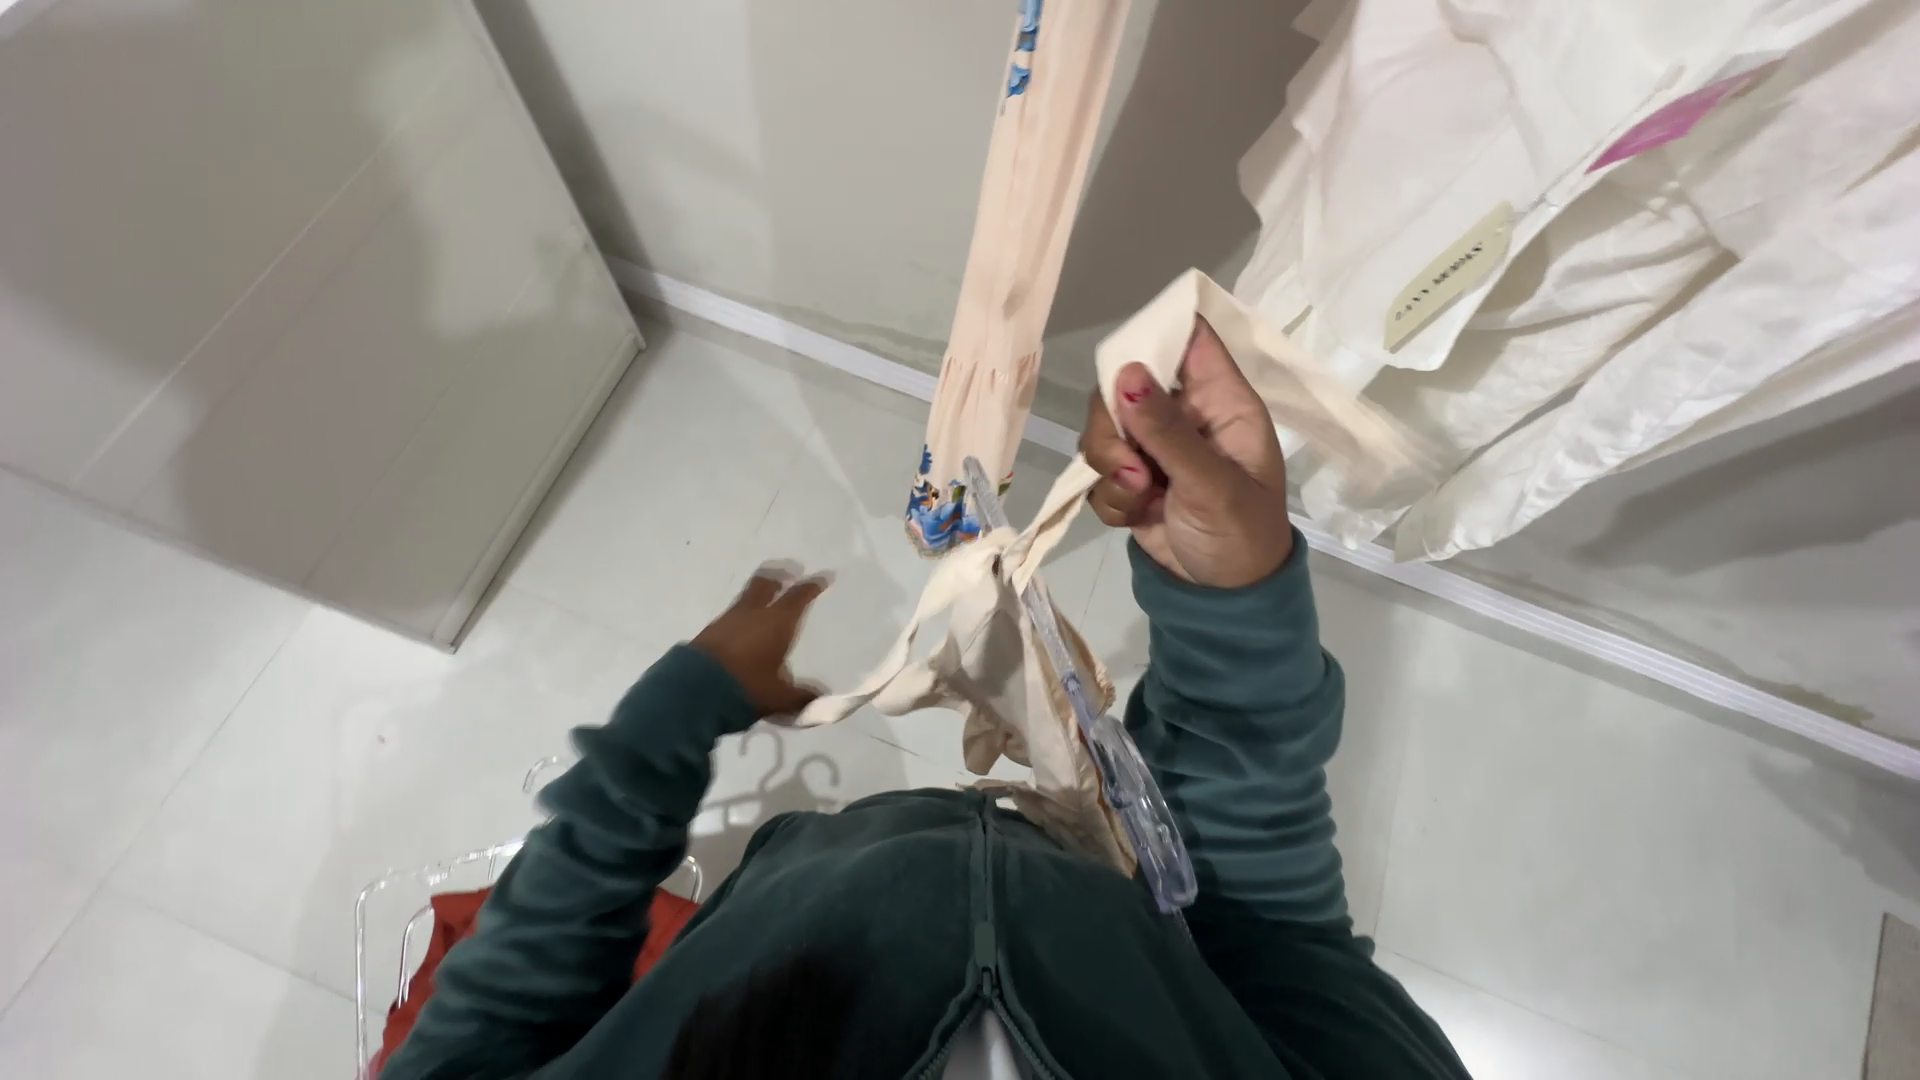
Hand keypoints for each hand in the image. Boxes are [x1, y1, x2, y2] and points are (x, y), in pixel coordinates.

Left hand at [691, 568, 829, 718]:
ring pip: (747, 596)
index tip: (823, 577)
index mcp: (778, 622)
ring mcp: (728, 619)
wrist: (694, 690)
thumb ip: (801, 696)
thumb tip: (819, 697)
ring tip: (766, 600)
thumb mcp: (779, 697)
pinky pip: (732, 614)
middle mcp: (754, 613)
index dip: (812, 586)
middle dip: (780, 576)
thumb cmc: (746, 687)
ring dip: (759, 593)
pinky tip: (744, 626)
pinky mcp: (710, 631)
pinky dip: (743, 614)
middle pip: (767, 583)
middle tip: (789, 573)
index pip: (799, 597)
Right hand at [1080, 317, 1292, 587]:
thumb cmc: (1242, 534)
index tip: (1121, 361)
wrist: (1224, 598)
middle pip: (1123, 387)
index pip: (1189, 340)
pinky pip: (1098, 473)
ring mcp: (1153, 449)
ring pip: (1103, 431)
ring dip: (1110, 468)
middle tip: (1130, 467)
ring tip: (1140, 497)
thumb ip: (1167, 432)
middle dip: (1113, 429)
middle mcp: (1183, 416)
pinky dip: (1110, 498)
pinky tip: (1136, 516)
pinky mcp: (1130, 482)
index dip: (1155, 334)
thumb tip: (1127, 373)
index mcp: (1219, 402)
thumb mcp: (1211, 484)